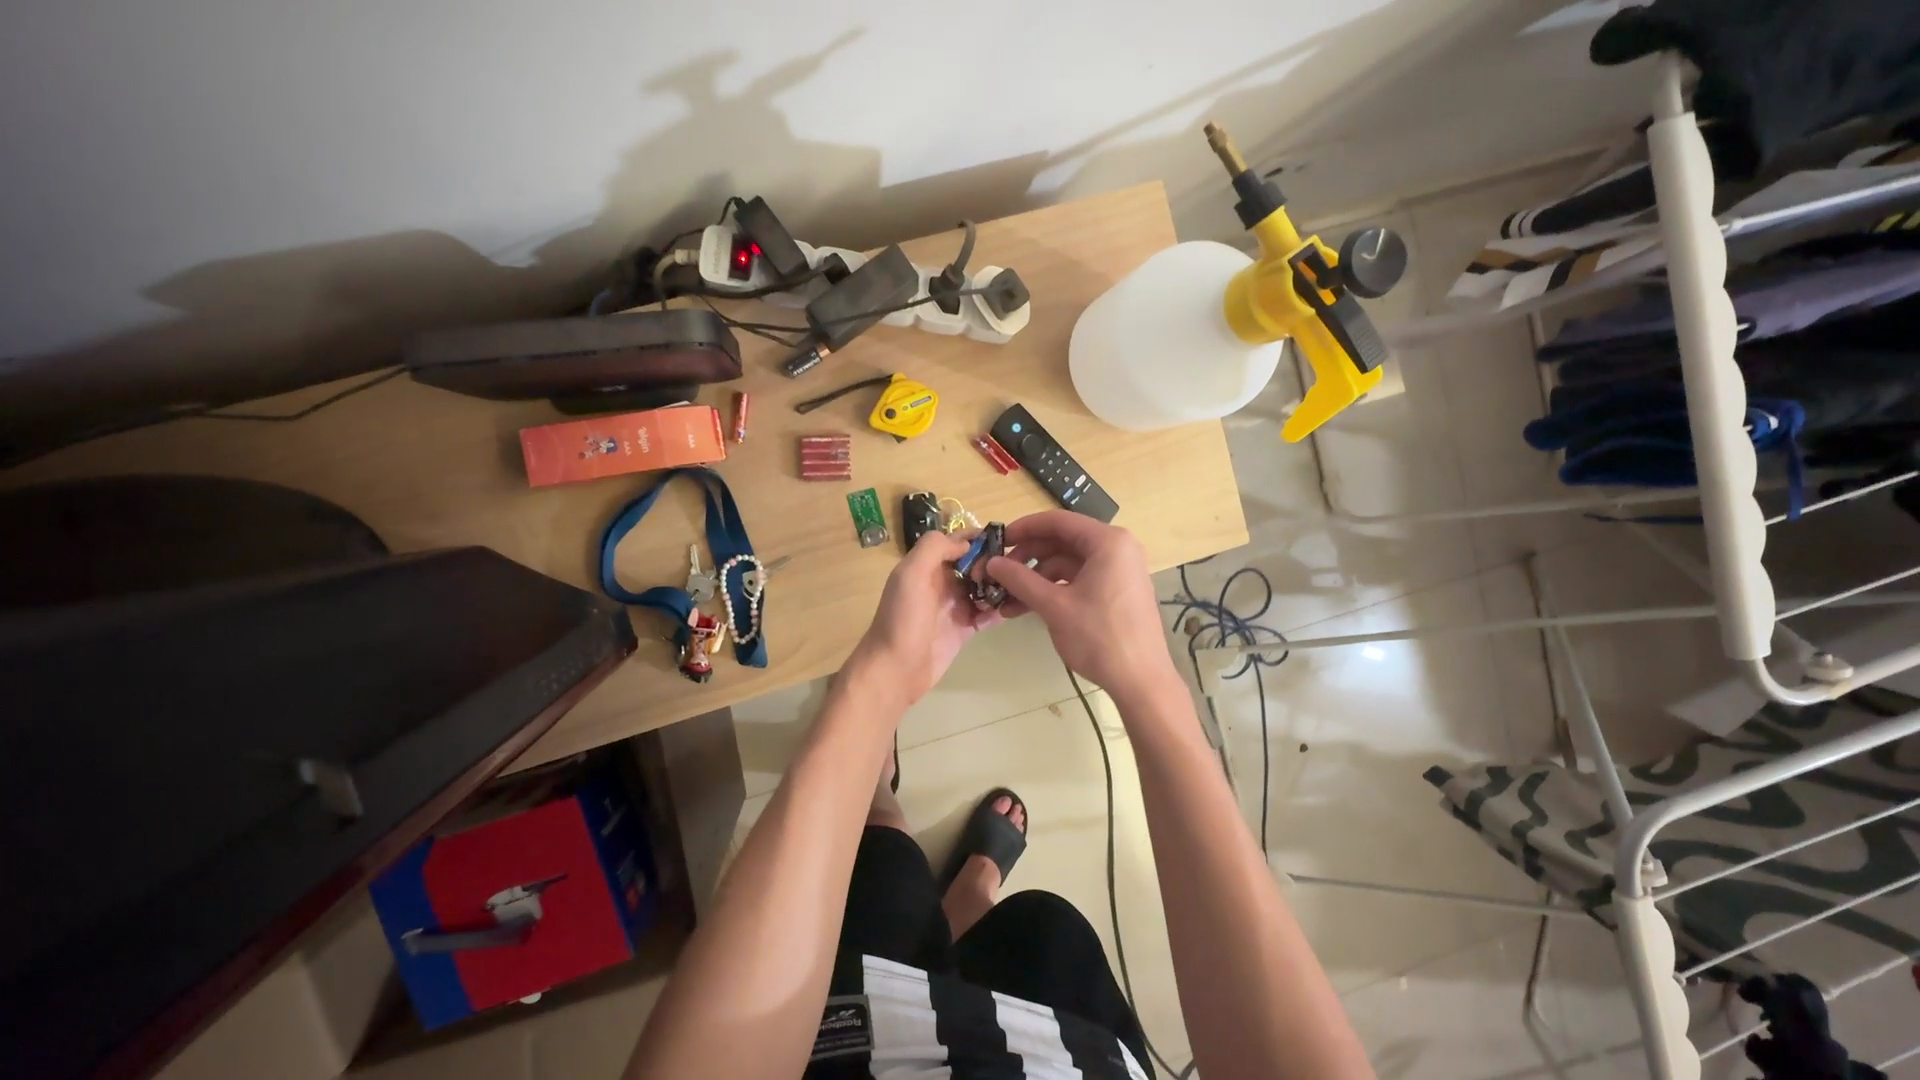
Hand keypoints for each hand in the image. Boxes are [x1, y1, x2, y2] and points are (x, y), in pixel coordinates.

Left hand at [849, 530, 1002, 706]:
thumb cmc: (903, 619)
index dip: (977, 538)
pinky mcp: (963, 629)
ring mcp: (953, 606)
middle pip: (974, 564)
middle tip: (1015, 568)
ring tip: (1019, 587)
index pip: (955, 542)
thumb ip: (935, 548)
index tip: (1005, 538)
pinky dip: (998, 610)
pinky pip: (986, 614)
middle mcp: (940, 582)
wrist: (896, 669)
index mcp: (926, 565)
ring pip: (982, 587)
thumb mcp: (911, 574)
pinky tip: (1012, 609)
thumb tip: (966, 543)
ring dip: (999, 586)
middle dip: (993, 563)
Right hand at [987, 511, 1179, 701]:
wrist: (1141, 681)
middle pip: (1063, 541)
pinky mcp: (1117, 591)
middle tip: (999, 574)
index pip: (1058, 521)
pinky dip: (1055, 589)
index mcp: (1108, 541)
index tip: (997, 540)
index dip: (1024, 528)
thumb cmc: (1099, 637)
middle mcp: (1118, 548)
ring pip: (1069, 563)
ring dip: (1037, 578)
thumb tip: (991, 563)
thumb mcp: (1054, 606)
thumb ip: (1020, 580)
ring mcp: (1119, 570)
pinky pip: (1080, 579)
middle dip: (1028, 557)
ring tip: (1006, 600)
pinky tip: (1028, 607)